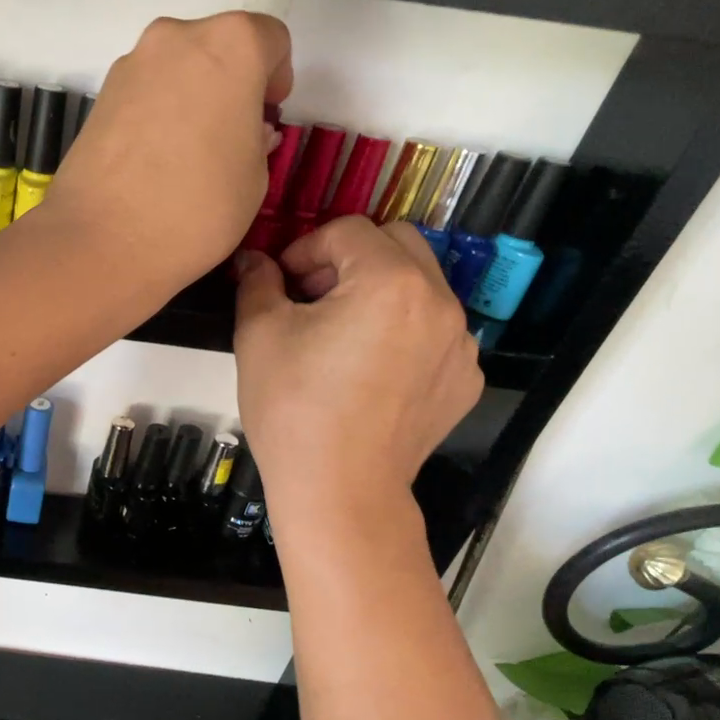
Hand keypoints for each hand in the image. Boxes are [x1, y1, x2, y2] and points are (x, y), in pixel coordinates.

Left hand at [46, 12, 292, 279]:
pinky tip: (153, 163)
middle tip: (230, 137)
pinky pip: (143, 95)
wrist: (102, 241)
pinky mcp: (98, 97)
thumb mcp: (254, 178)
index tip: (267, 116)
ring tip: (187, 156)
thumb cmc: (197, 208)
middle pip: (217, 49)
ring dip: (190, 98)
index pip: (270, 40)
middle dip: (230, 84)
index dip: (276, 78)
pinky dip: (156, 115)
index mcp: (231, 44)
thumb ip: (256, 139)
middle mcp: (176, 38)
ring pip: (176, 70)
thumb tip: (244, 131)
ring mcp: (130, 64)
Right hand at [232, 217, 483, 503]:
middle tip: (312, 300)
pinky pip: (435, 335)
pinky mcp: (464, 381)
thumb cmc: (293, 408)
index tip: (281, 283)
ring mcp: (461, 344)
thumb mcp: (259, 335)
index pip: (348, 230)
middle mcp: (440, 301)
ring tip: (341, 339)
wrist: (339, 489)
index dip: (305, 249)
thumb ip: (258, 282)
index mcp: (391, 281)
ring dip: (380, 295)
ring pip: (420, 288)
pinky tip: (370, 374)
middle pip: (397, 244)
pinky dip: (404, 337)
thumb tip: (255, 261)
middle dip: (350, 260)